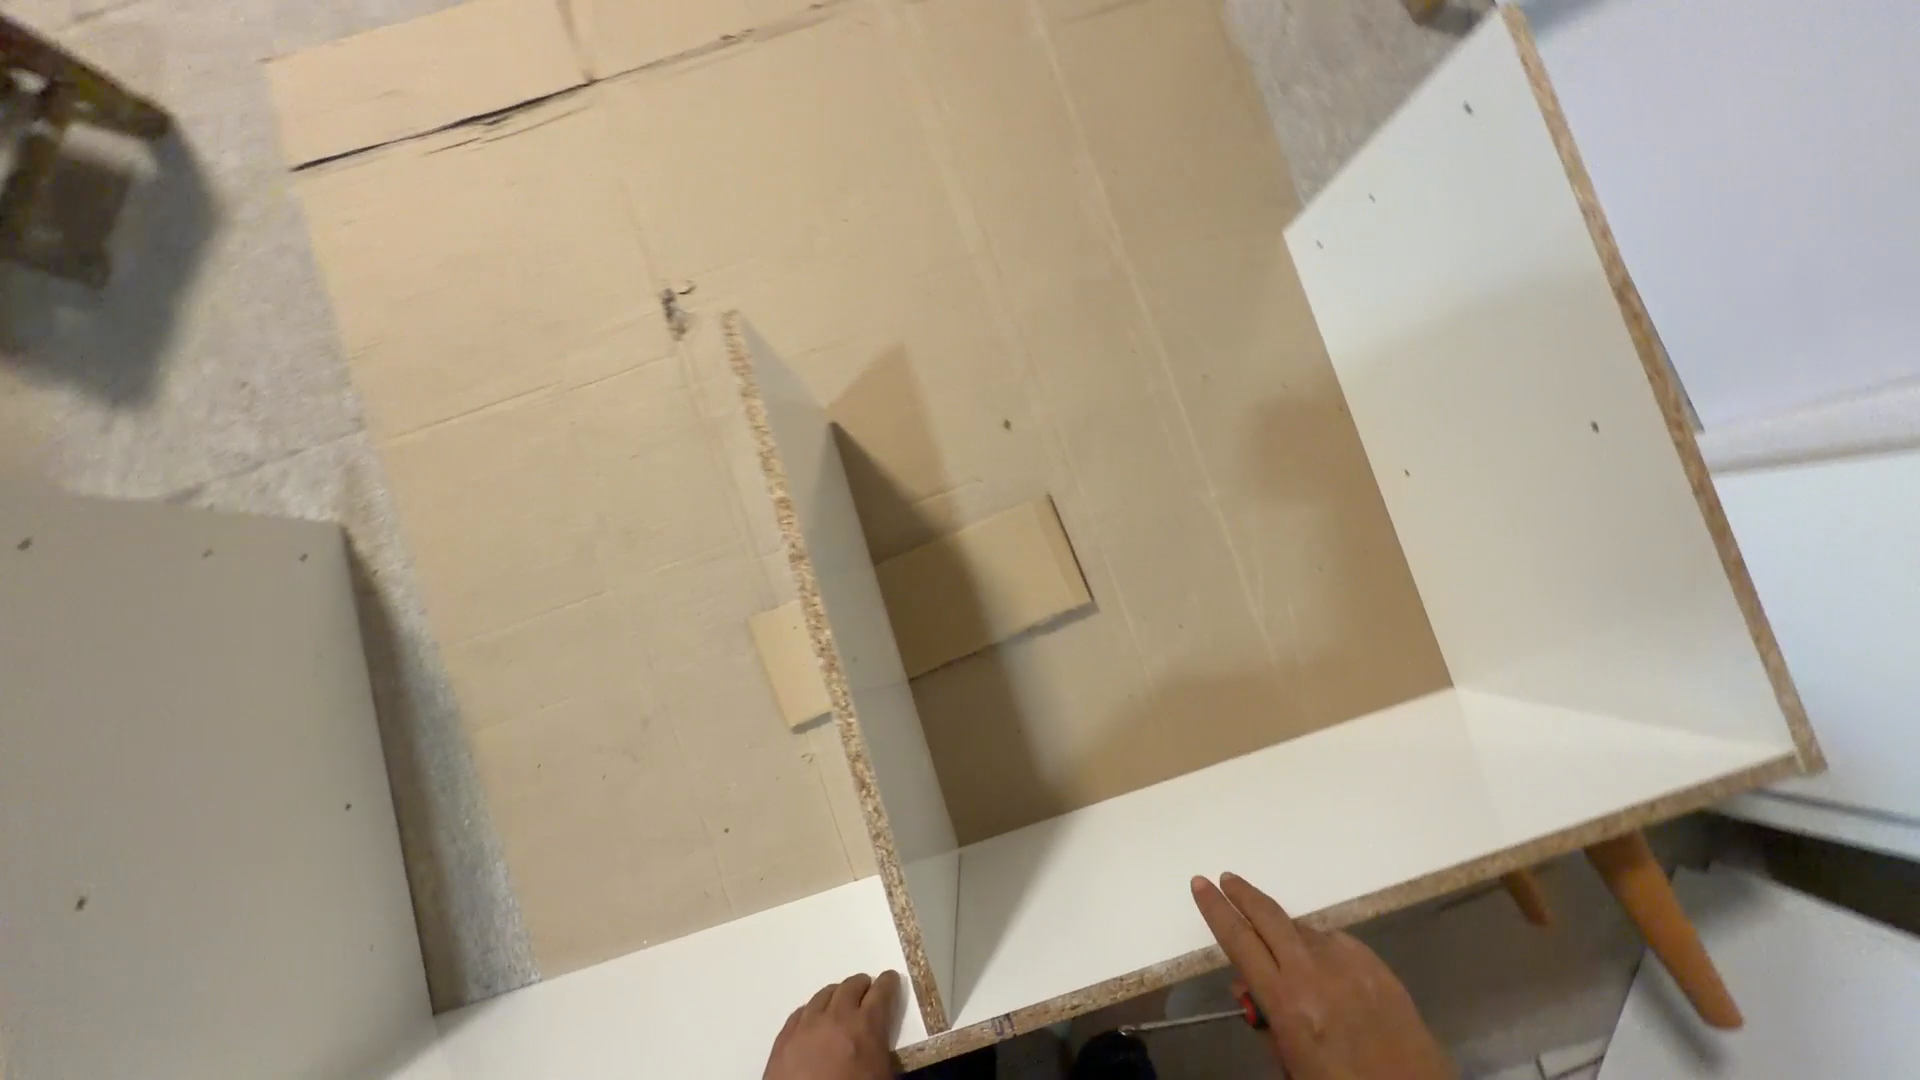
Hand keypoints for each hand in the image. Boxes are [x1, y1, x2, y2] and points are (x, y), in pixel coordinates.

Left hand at [763, 970, 901, 1079]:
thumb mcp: (881, 1077)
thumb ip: (883, 1052)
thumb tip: (881, 1044)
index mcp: (866, 1026)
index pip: (882, 991)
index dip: (888, 983)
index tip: (890, 979)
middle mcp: (837, 1017)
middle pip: (851, 986)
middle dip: (862, 986)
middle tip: (866, 992)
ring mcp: (806, 1025)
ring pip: (824, 994)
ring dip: (836, 995)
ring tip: (840, 1003)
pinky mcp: (784, 1039)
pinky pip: (800, 1012)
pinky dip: (811, 1011)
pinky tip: (813, 1020)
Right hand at [1191, 873, 1453, 1079]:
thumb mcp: (1291, 1063)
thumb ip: (1268, 1019)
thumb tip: (1249, 985)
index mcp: (1288, 1003)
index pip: (1240, 941)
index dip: (1216, 909)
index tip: (1200, 884)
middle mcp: (1315, 974)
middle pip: (1269, 917)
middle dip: (1243, 894)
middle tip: (1228, 880)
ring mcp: (1350, 965)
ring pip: (1304, 931)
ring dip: (1287, 933)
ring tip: (1285, 953)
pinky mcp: (1378, 967)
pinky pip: (1337, 943)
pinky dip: (1323, 949)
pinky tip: (1326, 970)